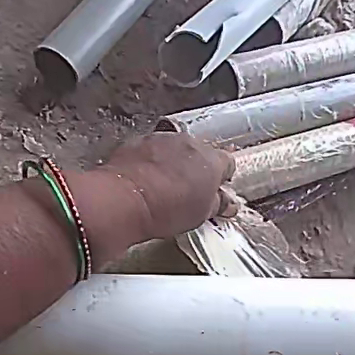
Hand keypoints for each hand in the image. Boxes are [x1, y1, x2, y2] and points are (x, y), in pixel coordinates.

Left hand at [94, 132, 234, 241]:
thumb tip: (226, 203)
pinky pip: (149, 150)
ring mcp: (162, 139)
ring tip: (161, 186)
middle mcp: (190, 143)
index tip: (214, 189)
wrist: (127, 200)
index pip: (227, 162)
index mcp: (212, 160)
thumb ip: (217, 204)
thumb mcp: (201, 215)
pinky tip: (142, 179)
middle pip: (199, 152)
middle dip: (195, 168)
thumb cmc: (167, 209)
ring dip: (171, 162)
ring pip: (173, 148)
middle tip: (186, 190)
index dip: (221, 176)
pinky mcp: (138, 141)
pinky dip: (148, 161)